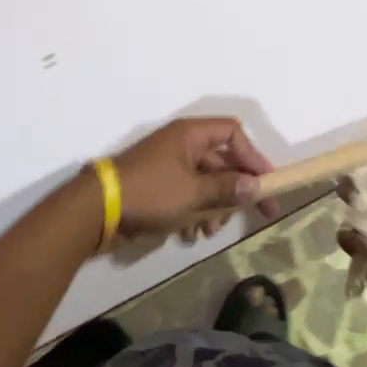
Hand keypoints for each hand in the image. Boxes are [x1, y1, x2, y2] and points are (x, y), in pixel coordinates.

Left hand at [111, 118, 279, 239]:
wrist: (99, 210)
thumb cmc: (150, 192)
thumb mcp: (193, 193)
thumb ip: (226, 189)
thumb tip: (256, 185)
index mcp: (190, 134)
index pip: (232, 133)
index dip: (252, 156)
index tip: (267, 182)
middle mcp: (182, 144)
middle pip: (222, 161)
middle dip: (236, 189)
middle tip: (259, 214)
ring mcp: (170, 166)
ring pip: (207, 182)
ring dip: (215, 206)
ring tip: (210, 230)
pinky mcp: (160, 188)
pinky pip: (189, 195)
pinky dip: (196, 212)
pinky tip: (192, 233)